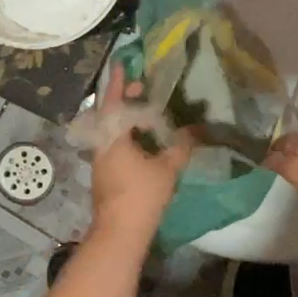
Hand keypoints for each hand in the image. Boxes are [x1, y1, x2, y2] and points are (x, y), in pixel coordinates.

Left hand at [89, 65, 192, 238]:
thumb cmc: (141, 196)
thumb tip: (196, 129)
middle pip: (110, 115)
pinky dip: (126, 135)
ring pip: (111, 131)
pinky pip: (114, 144)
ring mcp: (100, 160)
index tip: (121, 63)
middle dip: (124, 99)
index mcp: (112, 137)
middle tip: (141, 87)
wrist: (119, 232)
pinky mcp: (105, 174)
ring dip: (125, 119)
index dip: (118, 82)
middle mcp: (101, 145)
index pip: (113, 101)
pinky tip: (143, 139)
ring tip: (145, 111)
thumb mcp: (167, 169)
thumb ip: (181, 146)